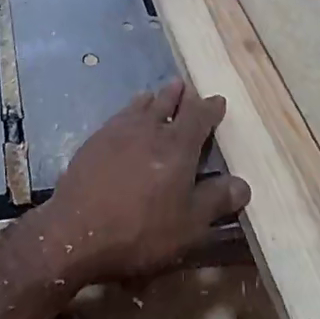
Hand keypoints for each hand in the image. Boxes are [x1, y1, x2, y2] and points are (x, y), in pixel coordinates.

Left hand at [33, 80, 248, 283]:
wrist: (76, 232)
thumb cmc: (141, 231)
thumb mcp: (189, 225)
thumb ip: (215, 201)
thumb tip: (243, 183)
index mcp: (177, 146)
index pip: (198, 117)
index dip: (209, 108)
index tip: (217, 100)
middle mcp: (148, 130)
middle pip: (166, 103)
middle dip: (178, 95)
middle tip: (184, 86)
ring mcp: (116, 133)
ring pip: (139, 106)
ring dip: (152, 99)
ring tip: (155, 95)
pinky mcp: (93, 142)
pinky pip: (117, 117)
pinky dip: (128, 112)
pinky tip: (124, 120)